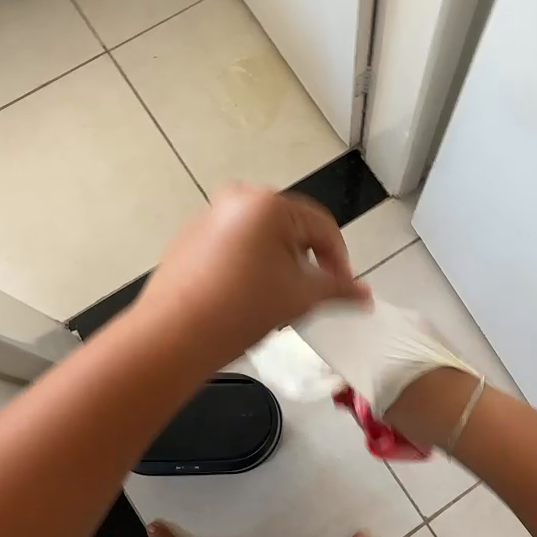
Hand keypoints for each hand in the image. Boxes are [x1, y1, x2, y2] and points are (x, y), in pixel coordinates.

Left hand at [131, 185, 369, 366]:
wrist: (172, 337)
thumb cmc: (240, 310)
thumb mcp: (300, 297)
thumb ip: (338, 289)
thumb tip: (364, 294)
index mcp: (268, 203)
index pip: (323, 227)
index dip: (340, 262)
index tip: (345, 291)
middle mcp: (237, 199)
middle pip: (292, 230)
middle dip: (308, 262)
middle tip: (313, 297)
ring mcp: (210, 217)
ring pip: (263, 239)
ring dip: (280, 266)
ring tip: (281, 302)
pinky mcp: (190, 238)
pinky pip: (235, 246)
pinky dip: (251, 267)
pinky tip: (249, 300)